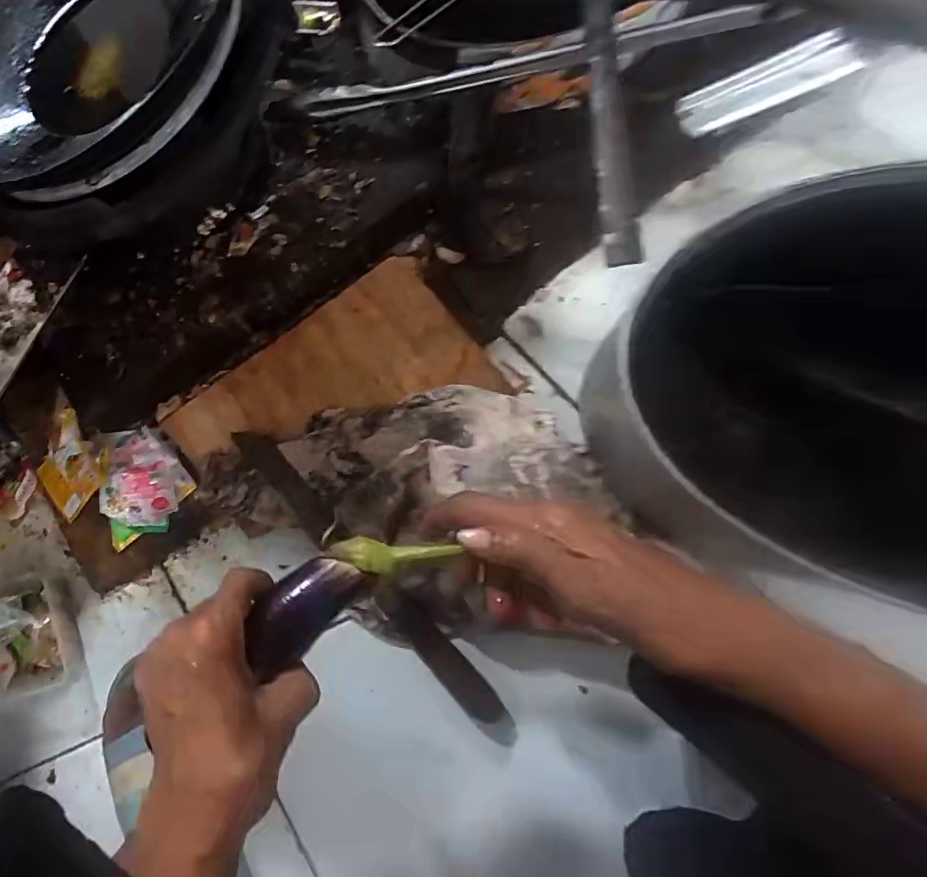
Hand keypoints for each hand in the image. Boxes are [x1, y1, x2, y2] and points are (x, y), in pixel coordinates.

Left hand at [123, 569, 318, 875]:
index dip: (260, 585)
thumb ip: (295, 678)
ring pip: (191, 629)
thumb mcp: (283, 716)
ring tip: (236, 678)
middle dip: (240, 622)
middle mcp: (174, 631)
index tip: (277, 602)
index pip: (237, 583)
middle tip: (264, 652)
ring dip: (214, 642)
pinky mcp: (141, 672)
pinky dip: (192, 658)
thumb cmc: (241, 755)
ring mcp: (153, 651)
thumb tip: (291, 665)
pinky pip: (173, 650)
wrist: (192, 800)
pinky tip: (207, 692)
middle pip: (213, 609)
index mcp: (209, 634)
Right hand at [423, 492, 754, 674]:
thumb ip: (517, 553)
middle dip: (471, 563)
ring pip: (510, 557)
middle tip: (469, 598)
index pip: (474, 506)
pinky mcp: (587, 568)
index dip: (439, 518)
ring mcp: (572, 545)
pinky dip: (527, 596)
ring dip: (499, 585)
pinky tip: (537, 620)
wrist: (736, 644)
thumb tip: (462, 534)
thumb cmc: (648, 611)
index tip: (414, 540)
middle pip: (487, 532)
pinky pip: (538, 575)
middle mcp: (554, 523)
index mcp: (546, 519)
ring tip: (506, 618)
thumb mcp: (577, 585)